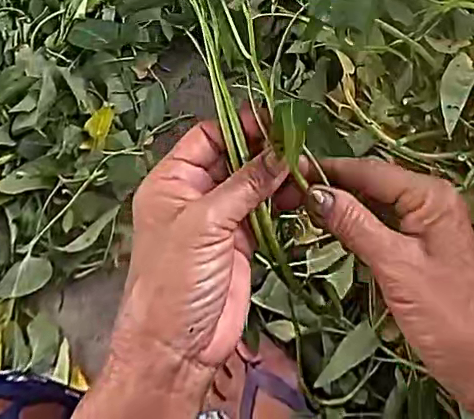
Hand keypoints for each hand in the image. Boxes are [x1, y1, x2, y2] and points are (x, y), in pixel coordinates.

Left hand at [81, 120, 290, 416]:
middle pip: (233, 154)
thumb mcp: (205, 223)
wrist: (177, 354)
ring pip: (252, 180)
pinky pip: (264, 207)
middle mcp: (195, 192)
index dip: (238, 125)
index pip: (208, 135)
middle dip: (262, 146)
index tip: (271, 120)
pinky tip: (300, 190)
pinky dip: (282, 197)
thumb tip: (279, 151)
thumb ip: (246, 184)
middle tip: (294, 140)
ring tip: (302, 164)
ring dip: (276, 172)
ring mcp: (219, 216)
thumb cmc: (171, 284)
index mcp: (172, 180)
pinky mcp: (240, 239)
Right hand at [306, 158, 473, 418]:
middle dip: (332, 184)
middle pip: (371, 182)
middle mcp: (429, 197)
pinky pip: (382, 221)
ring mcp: (426, 220)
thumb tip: (317, 192)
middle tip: (290, 189)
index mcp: (430, 194)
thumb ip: (356, 226)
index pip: (370, 170)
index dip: (330, 169)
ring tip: (301, 202)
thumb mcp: (396, 268)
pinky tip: (332, 224)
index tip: (292, 168)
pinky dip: (356, 221)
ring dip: (341, 202)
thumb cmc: (448, 317)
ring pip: (375, 201)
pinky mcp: (421, 243)